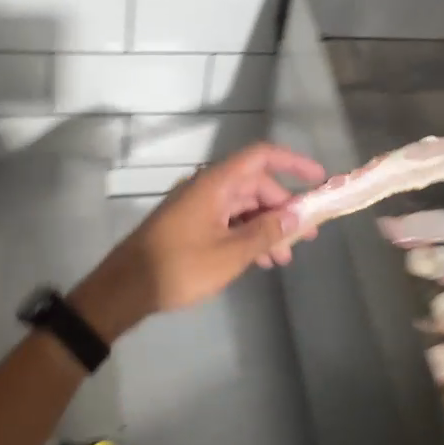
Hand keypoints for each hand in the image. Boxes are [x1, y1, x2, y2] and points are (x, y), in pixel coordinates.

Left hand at [71, 142, 323, 341]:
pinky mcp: (191, 224)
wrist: (125, 288)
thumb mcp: (229, 254)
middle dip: (284, 208)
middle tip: (306, 237)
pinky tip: (260, 260)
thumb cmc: (178, 267)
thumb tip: (295, 217)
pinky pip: (228, 220)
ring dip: (267, 227)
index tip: (319, 178)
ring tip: (284, 258)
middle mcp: (208, 187)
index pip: (261, 157)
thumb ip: (265, 233)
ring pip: (244, 206)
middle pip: (256, 185)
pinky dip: (247, 234)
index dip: (292, 162)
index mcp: (216, 183)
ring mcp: (198, 206)